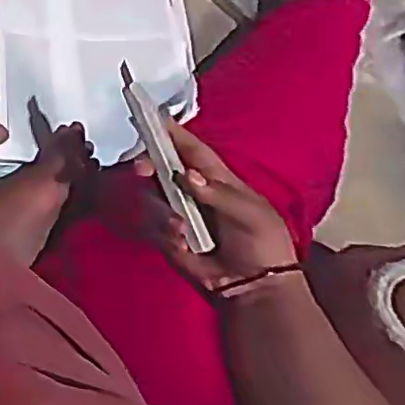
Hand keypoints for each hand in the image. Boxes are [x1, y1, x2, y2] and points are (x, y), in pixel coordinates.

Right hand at [135, 120, 297, 291]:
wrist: (255, 289)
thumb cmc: (262, 244)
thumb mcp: (252, 215)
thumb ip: (219, 194)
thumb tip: (185, 176)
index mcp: (215, 178)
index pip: (190, 148)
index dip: (171, 130)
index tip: (150, 115)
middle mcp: (189, 190)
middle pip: (160, 166)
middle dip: (148, 164)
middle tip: (142, 169)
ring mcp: (176, 213)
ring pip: (151, 197)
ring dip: (163, 212)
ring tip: (181, 230)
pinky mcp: (166, 236)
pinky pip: (153, 226)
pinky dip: (167, 234)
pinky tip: (184, 245)